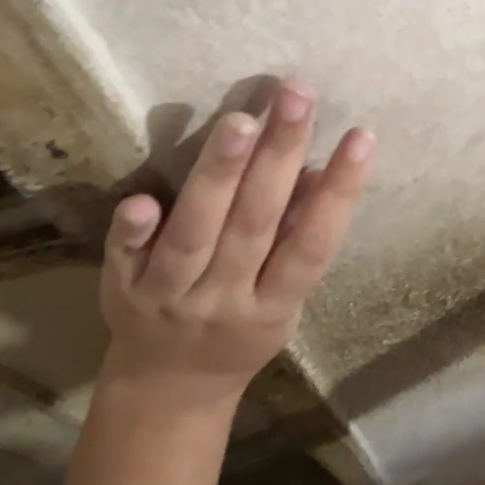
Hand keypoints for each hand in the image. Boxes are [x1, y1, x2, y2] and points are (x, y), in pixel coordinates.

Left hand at [96, 78, 374, 403]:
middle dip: (278, 158)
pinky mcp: (122, 292)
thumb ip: (297, 242)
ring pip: (195, 234)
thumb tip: (321, 172)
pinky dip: (132, 232)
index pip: (313, 246)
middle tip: (296, 95)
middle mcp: (224, 301)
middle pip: (253, 226)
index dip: (340, 193)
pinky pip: (124, 260)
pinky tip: (141, 199)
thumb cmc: (241, 332)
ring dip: (219, 176)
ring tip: (242, 120)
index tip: (362, 136)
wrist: (169, 389)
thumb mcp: (283, 302)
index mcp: (273, 305)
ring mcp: (170, 298)